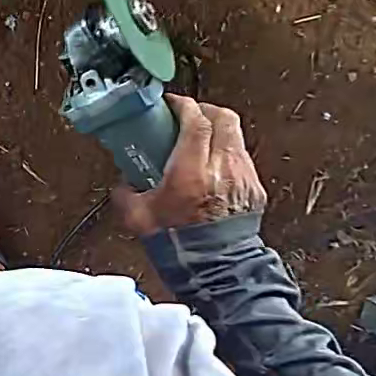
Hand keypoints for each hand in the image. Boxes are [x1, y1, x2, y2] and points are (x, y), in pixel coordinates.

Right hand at [112, 95, 266, 235]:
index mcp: (191, 171)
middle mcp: (221, 168)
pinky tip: (214, 167)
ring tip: (201, 140)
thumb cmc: (182, 245)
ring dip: (218, 130)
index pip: (195, 120)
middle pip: (223, 117)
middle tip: (189, 115)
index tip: (172, 104)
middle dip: (205, 110)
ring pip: (236, 135)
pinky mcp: (254, 189)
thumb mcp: (141, 219)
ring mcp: (242, 177)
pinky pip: (243, 158)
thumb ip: (126, 196)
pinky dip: (228, 153)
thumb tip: (122, 185)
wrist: (219, 271)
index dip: (183, 105)